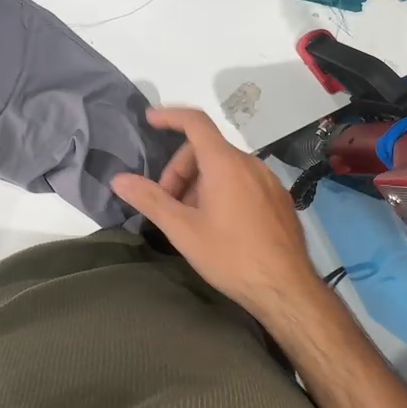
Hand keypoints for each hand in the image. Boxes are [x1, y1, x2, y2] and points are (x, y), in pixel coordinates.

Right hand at [112, 108, 324, 325]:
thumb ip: (149, 199)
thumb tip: (118, 180)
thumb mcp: (183, 230)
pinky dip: (223, 190)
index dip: (170, 116)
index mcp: (224, 163)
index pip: (195, 121)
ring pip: (224, 167)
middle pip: (206, 149)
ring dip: (200, 183)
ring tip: (192, 219)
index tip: (149, 120)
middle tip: (168, 204)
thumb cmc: (231, 256)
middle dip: (180, 170)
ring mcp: (268, 180)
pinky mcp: (280, 199)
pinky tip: (220, 225)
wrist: (288, 291)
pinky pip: (243, 180)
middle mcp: (250, 163)